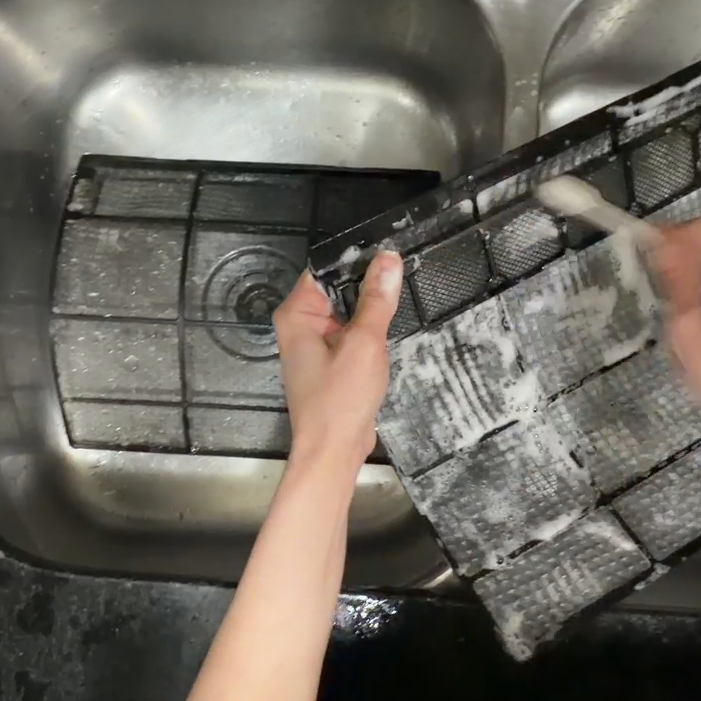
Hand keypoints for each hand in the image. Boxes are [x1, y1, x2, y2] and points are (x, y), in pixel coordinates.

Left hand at [272, 252, 402, 471]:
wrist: (334, 451)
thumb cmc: (341, 398)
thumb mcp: (365, 342)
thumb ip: (377, 299)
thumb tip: (388, 259)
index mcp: (297, 314)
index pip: (324, 269)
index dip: (355, 258)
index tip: (388, 250)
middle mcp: (301, 326)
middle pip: (337, 289)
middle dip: (367, 284)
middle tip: (403, 270)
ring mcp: (315, 346)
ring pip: (348, 313)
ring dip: (371, 310)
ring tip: (403, 293)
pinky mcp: (331, 363)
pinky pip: (351, 335)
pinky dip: (370, 331)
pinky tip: (392, 327)